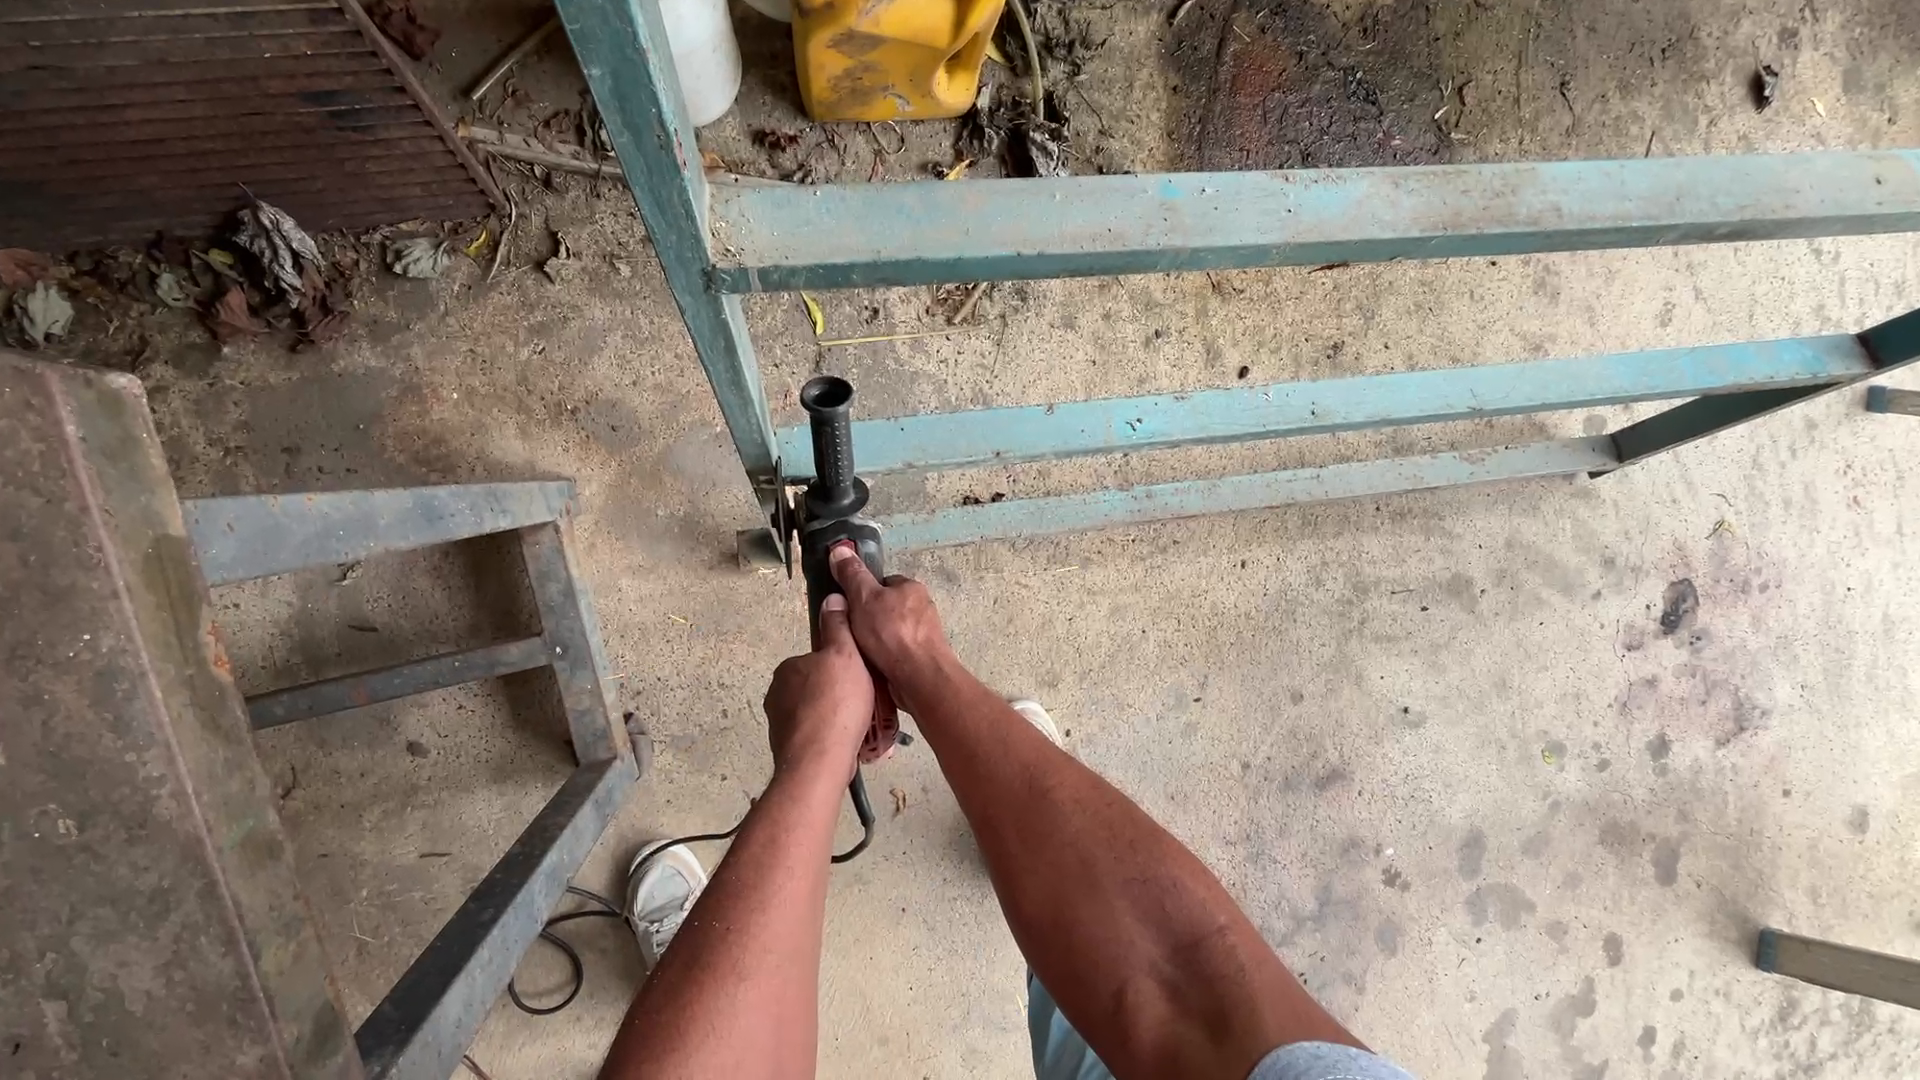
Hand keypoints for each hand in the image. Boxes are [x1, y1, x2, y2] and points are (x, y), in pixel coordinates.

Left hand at [763, 592, 874, 782]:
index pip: (816, 659)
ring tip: (857, 724)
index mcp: (788, 668)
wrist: (820, 761)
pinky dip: (828, 737)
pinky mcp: (787, 749)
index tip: (857, 676)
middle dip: (835, 692)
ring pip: (814, 712)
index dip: (839, 666)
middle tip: (861, 700)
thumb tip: (831, 599)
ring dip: (833, 716)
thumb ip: (838, 626)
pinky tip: (846, 742)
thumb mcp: (845, 655)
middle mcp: (777, 694)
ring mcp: (780, 724)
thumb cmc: (836, 704)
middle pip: (815, 686)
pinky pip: (813, 735)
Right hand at [829, 544, 957, 706]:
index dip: (862, 594)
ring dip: (874, 643)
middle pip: (884, 610)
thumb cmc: (894, 634)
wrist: (920, 677)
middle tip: (850, 632)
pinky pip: (895, 654)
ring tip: (857, 652)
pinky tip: (871, 667)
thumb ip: (851, 576)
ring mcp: (923, 635)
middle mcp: (921, 609)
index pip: (881, 583)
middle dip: (867, 621)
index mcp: (911, 588)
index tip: (848, 606)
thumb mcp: (864, 598)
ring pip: (889, 634)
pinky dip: (882, 659)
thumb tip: (839, 551)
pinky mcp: (921, 658)